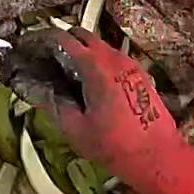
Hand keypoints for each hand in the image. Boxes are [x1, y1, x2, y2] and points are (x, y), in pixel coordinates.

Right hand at [1, 27, 193, 193]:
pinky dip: (99, 60)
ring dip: (83, 50)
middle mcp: (115, 60)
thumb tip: (41, 91)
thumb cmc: (116, 146)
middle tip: (49, 53)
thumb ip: (55, 105)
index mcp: (96, 69)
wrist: (160, 158)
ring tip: (68, 68)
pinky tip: (92, 80)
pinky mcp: (141, 75)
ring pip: (101, 46)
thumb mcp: (75, 130)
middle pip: (84, 35)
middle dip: (64, 39)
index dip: (46, 38)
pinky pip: (114, 58)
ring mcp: (131, 66)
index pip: (66, 40)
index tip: (34, 43)